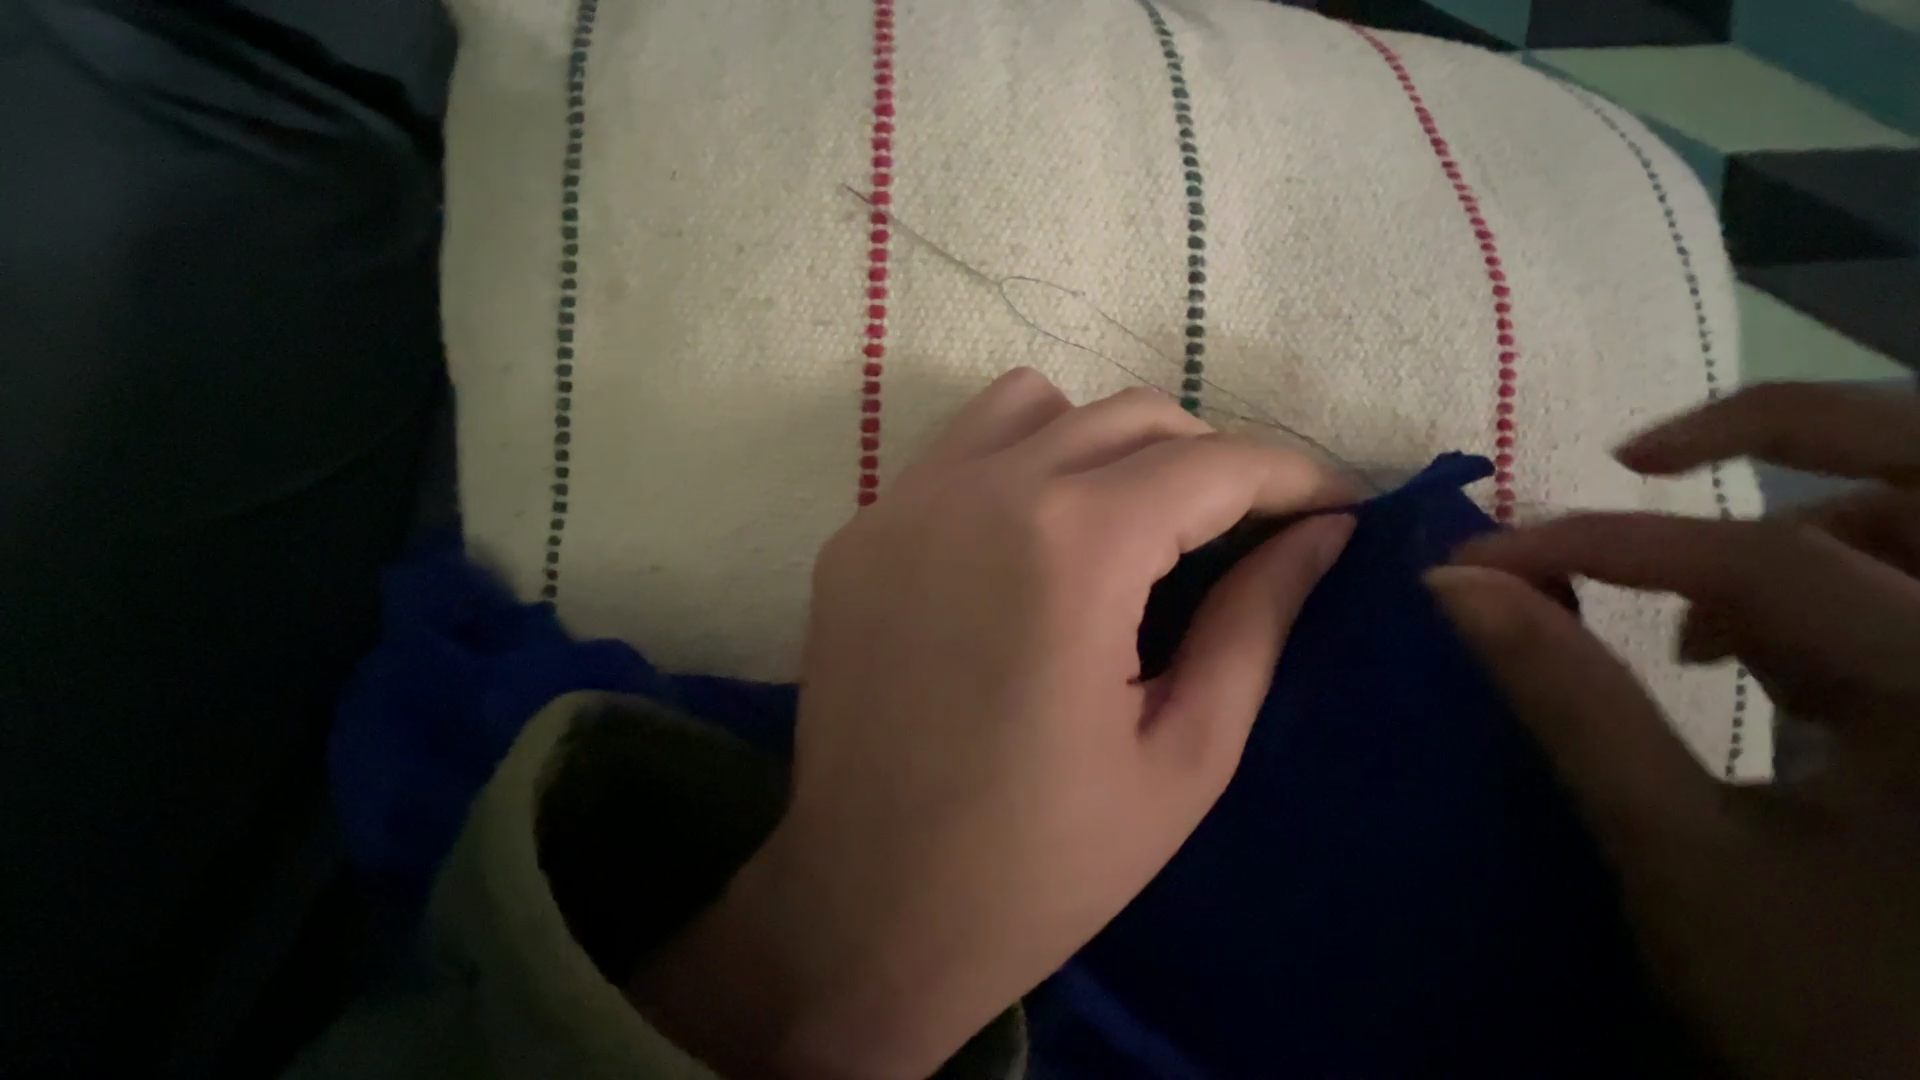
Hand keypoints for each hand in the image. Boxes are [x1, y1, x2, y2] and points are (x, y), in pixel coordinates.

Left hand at [632, 369, 1353, 1078]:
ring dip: (1102, 443)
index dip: (1292, 476)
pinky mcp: (856, 537)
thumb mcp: (1185, 753)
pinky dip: (1016, 468)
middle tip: (1240, 530)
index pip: (1213, 462)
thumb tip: (1321, 534)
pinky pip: (954, 457)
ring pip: (1032, 409)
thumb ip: (1258, 622)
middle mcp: (979, 491)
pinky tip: (1030, 549)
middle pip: (1129, 416)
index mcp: (1074, 547)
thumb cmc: (1043, 861)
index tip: (1336, 508)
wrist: (868, 910)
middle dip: (1206, 458)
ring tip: (1130, 524)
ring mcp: (901, 505)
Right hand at [1426, 382, 1919, 1079]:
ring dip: (1803, 521)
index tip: (1480, 559)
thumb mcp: (1675, 851)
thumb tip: (1456, 587)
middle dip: (1775, 428)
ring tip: (1693, 614)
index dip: (1598, 545)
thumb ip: (1569, 702)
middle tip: (1636, 453)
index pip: (1761, 561)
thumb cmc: (1824, 1004)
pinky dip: (1837, 582)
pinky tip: (1748, 659)